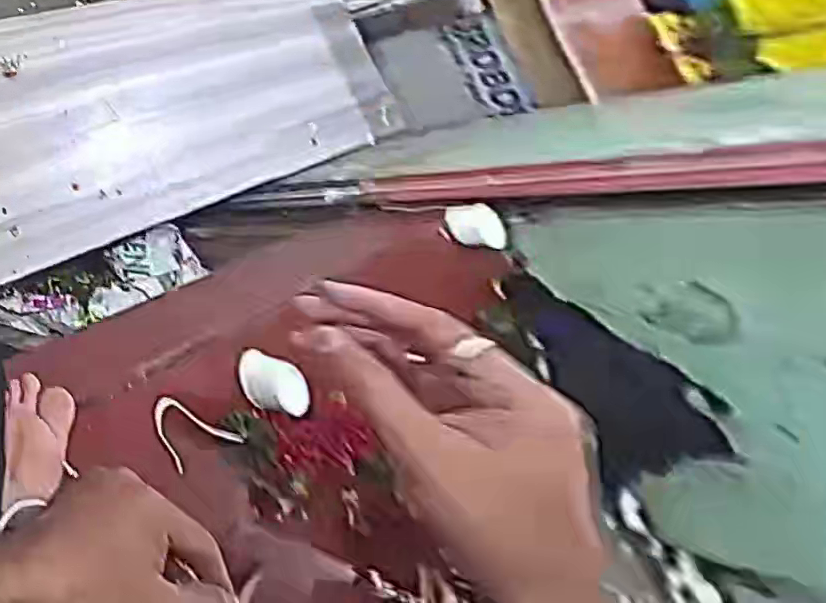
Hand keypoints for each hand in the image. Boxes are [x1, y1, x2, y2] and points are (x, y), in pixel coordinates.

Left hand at [2, 467, 230, 601]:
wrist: (27, 580)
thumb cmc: (95, 590)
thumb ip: (204, 601)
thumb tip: (221, 596)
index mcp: (150, 500)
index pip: (203, 544)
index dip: (218, 585)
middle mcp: (123, 481)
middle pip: (170, 532)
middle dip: (182, 572)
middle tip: (183, 600)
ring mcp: (93, 486)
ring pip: (140, 528)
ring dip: (152, 562)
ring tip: (148, 592)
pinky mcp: (70, 499)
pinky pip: (111, 524)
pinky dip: (122, 550)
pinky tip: (117, 580)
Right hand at [291, 282, 604, 602]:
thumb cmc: (493, 533)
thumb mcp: (423, 452)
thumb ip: (369, 386)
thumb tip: (320, 335)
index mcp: (519, 394)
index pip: (436, 328)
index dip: (374, 305)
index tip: (325, 292)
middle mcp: (509, 396)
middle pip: (423, 343)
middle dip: (360, 325)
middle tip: (305, 309)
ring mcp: (490, 418)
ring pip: (415, 366)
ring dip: (362, 349)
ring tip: (310, 332)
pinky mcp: (469, 438)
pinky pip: (416, 393)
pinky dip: (376, 378)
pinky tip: (340, 364)